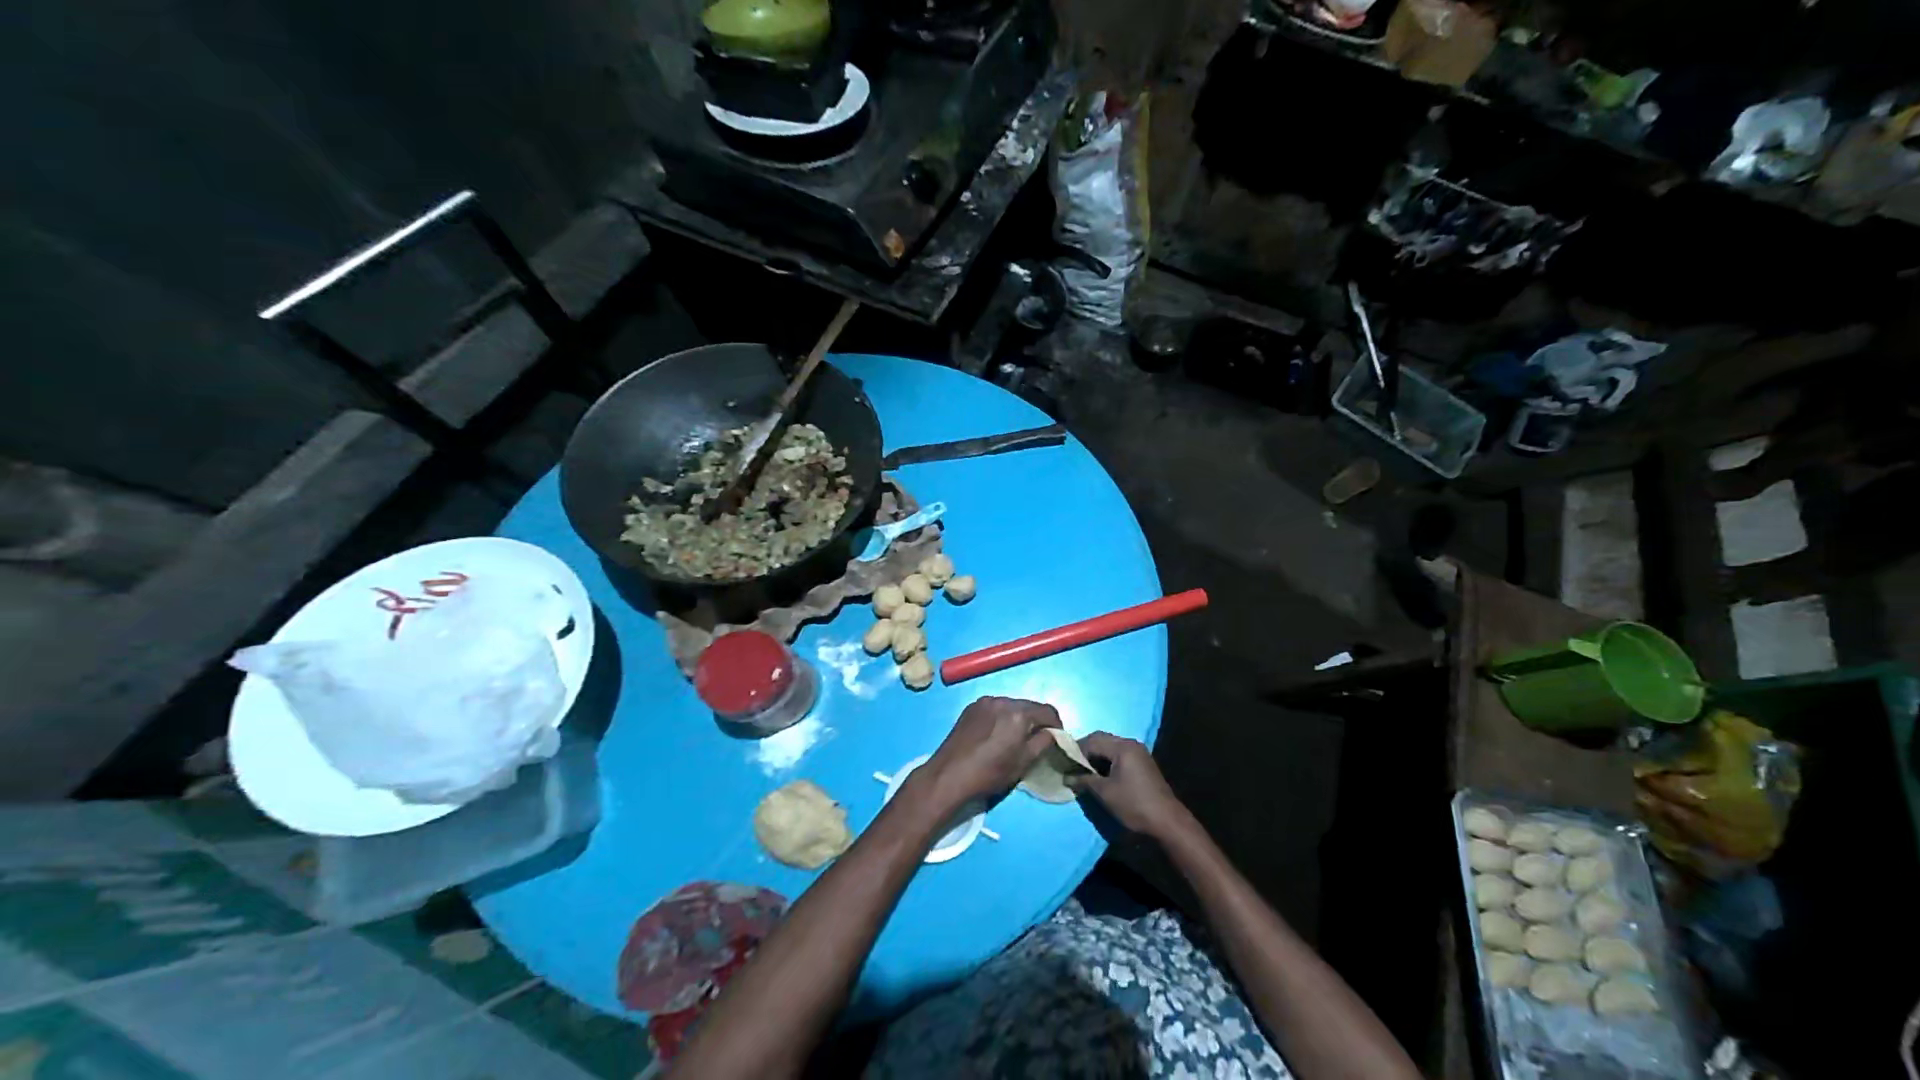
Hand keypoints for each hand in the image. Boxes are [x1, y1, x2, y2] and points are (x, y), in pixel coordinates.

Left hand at [920, 696, 1060, 810]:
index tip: (1056, 741)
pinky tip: (996, 736)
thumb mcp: (1024, 762)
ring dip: (1018, 719)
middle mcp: (1002, 700)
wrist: (949, 776)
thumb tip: (1052, 733)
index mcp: (1018, 712)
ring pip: (1011, 706)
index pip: (1048, 711)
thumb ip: (1044, 742)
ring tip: (1014, 739)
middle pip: (1028, 706)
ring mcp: (983, 702)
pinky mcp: (970, 708)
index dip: (1056, 726)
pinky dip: (1001, 718)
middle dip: (1036, 721)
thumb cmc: (990, 773)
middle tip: (1037, 741)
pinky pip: (994, 709)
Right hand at [1074, 733, 1191, 840]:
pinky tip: (1099, 776)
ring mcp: (1139, 754)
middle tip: (1071, 766)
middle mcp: (1131, 744)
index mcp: (1123, 747)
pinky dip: (1106, 762)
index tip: (1063, 762)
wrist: (1167, 822)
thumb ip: (1084, 780)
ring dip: (1096, 757)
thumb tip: (1067, 776)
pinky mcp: (1142, 764)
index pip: (1092, 740)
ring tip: (1083, 772)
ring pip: (1110, 748)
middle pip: (1102, 740)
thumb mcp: (1105, 793)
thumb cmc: (1134, 804)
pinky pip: (1119, 756)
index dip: (1076, 750)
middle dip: (1085, 752)